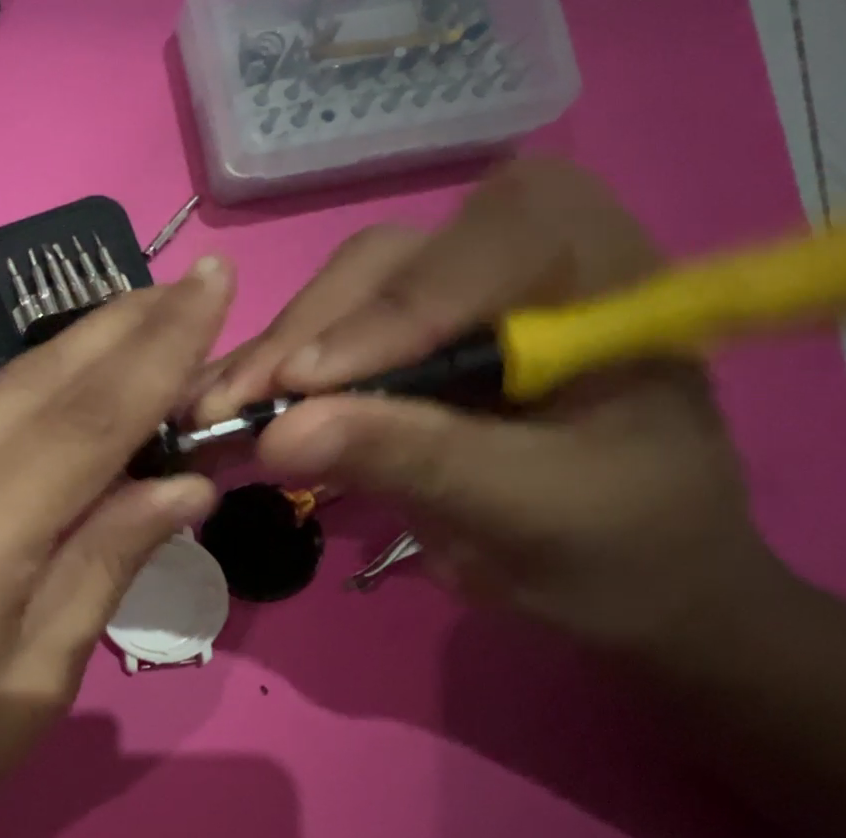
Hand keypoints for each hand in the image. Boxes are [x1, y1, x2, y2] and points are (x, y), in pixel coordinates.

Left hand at [0, 259, 231, 747]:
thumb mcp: (42, 677)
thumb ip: (106, 563)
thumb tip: (182, 483)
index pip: (78, 426)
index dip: (154, 354)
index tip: (212, 288)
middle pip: (30, 387)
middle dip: (117, 330)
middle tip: (192, 287)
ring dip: (74, 355)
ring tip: (148, 320)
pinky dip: (28, 399)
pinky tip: (73, 389)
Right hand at [194, 159, 783, 651]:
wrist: (633, 582)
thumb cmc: (622, 546)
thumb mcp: (531, 509)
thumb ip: (415, 459)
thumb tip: (277, 434)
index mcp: (601, 277)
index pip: (487, 246)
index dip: (392, 308)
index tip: (305, 386)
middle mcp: (518, 265)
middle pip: (389, 264)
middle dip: (307, 335)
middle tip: (231, 407)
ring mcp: (450, 304)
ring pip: (337, 299)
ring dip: (271, 357)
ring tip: (212, 417)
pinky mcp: (398, 349)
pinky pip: (318, 343)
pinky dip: (264, 378)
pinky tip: (215, 410)